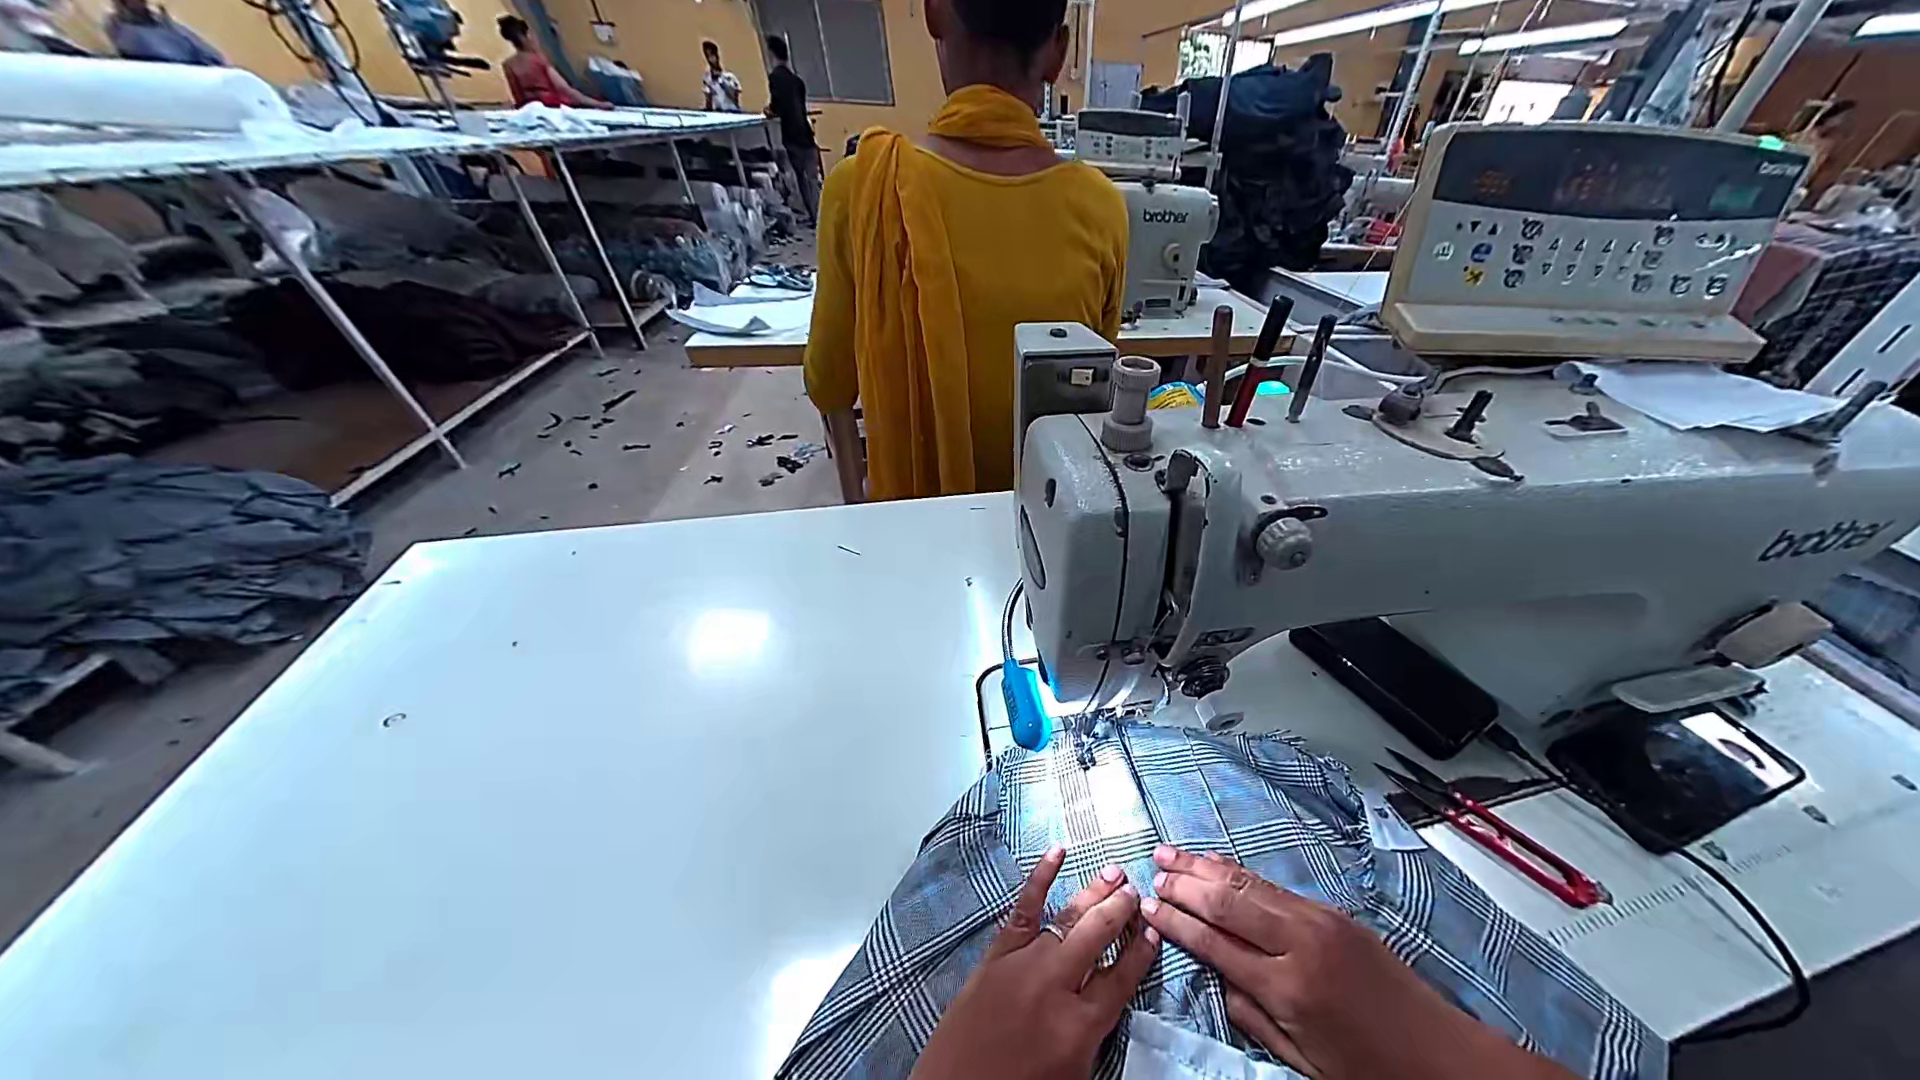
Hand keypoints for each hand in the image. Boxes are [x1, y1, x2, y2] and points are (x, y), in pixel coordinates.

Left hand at [909, 847, 1158, 1079]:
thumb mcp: (1073, 1073)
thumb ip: (1094, 1031)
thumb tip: (1108, 991)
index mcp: (1081, 1027)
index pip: (1121, 979)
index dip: (1140, 954)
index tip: (1153, 932)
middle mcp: (1057, 986)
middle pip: (1098, 937)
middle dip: (1121, 911)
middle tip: (1136, 891)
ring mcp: (1026, 962)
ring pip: (1068, 919)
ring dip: (1093, 894)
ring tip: (1115, 873)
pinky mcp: (999, 951)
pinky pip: (1024, 907)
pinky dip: (1040, 876)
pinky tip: (1057, 852)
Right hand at [1139, 846, 1575, 1079]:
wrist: (1448, 1059)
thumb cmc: (1370, 1071)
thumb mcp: (1303, 1062)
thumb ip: (1251, 1015)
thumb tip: (1215, 975)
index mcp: (1288, 988)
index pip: (1214, 943)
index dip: (1176, 922)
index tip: (1147, 907)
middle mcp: (1299, 943)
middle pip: (1225, 900)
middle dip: (1184, 884)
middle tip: (1152, 872)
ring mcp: (1318, 920)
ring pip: (1246, 881)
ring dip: (1204, 866)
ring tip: (1170, 853)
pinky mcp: (1332, 911)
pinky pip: (1272, 884)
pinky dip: (1236, 872)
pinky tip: (1216, 864)